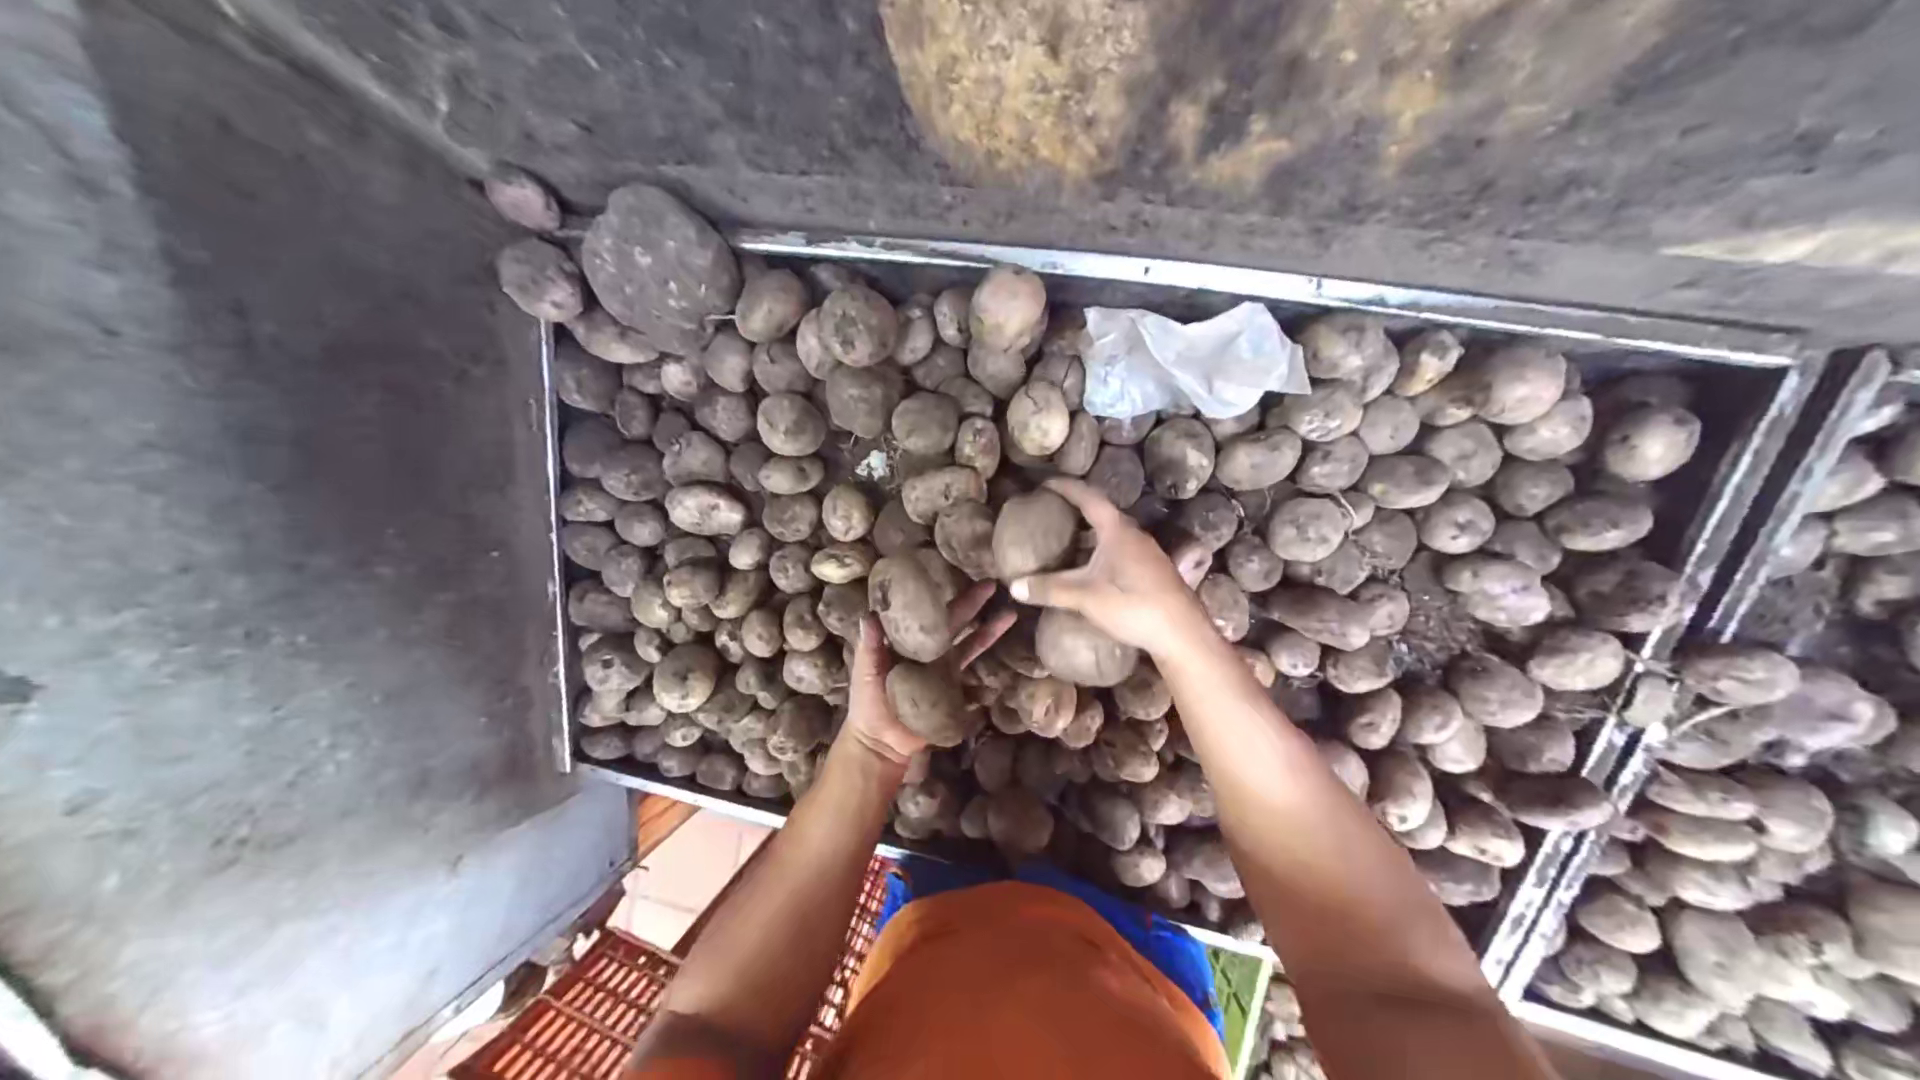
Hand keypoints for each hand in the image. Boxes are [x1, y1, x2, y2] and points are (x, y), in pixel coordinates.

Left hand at [840, 579, 1015, 766]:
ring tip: (1010, 617)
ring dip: (990, 633)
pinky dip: (989, 683)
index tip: (955, 578)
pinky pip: (976, 688)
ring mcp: (947, 674)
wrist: (879, 743)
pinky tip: (1002, 676)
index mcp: (912, 642)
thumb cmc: (868, 702)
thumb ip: (870, 645)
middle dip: (977, 605)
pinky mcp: (955, 697)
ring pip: (973, 648)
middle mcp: (933, 653)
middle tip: (995, 585)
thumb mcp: (865, 670)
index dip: (945, 596)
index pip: (933, 614)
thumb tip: (870, 614)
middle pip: (959, 625)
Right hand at [1008, 477, 1216, 658]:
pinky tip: (1090, 568)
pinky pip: (1120, 550)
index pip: (1088, 497)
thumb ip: (1050, 589)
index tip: (1045, 483)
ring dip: (1089, 533)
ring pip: (1112, 534)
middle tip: (1052, 512)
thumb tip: (1014, 586)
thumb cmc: (1134, 605)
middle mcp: (1134, 534)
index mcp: (1117, 530)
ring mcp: (1147, 553)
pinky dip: (1100, 550)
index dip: (1066, 487)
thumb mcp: (1086, 597)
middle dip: (1076, 510)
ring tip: (1065, 539)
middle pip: (1101, 513)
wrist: (1182, 634)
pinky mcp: (1152, 571)